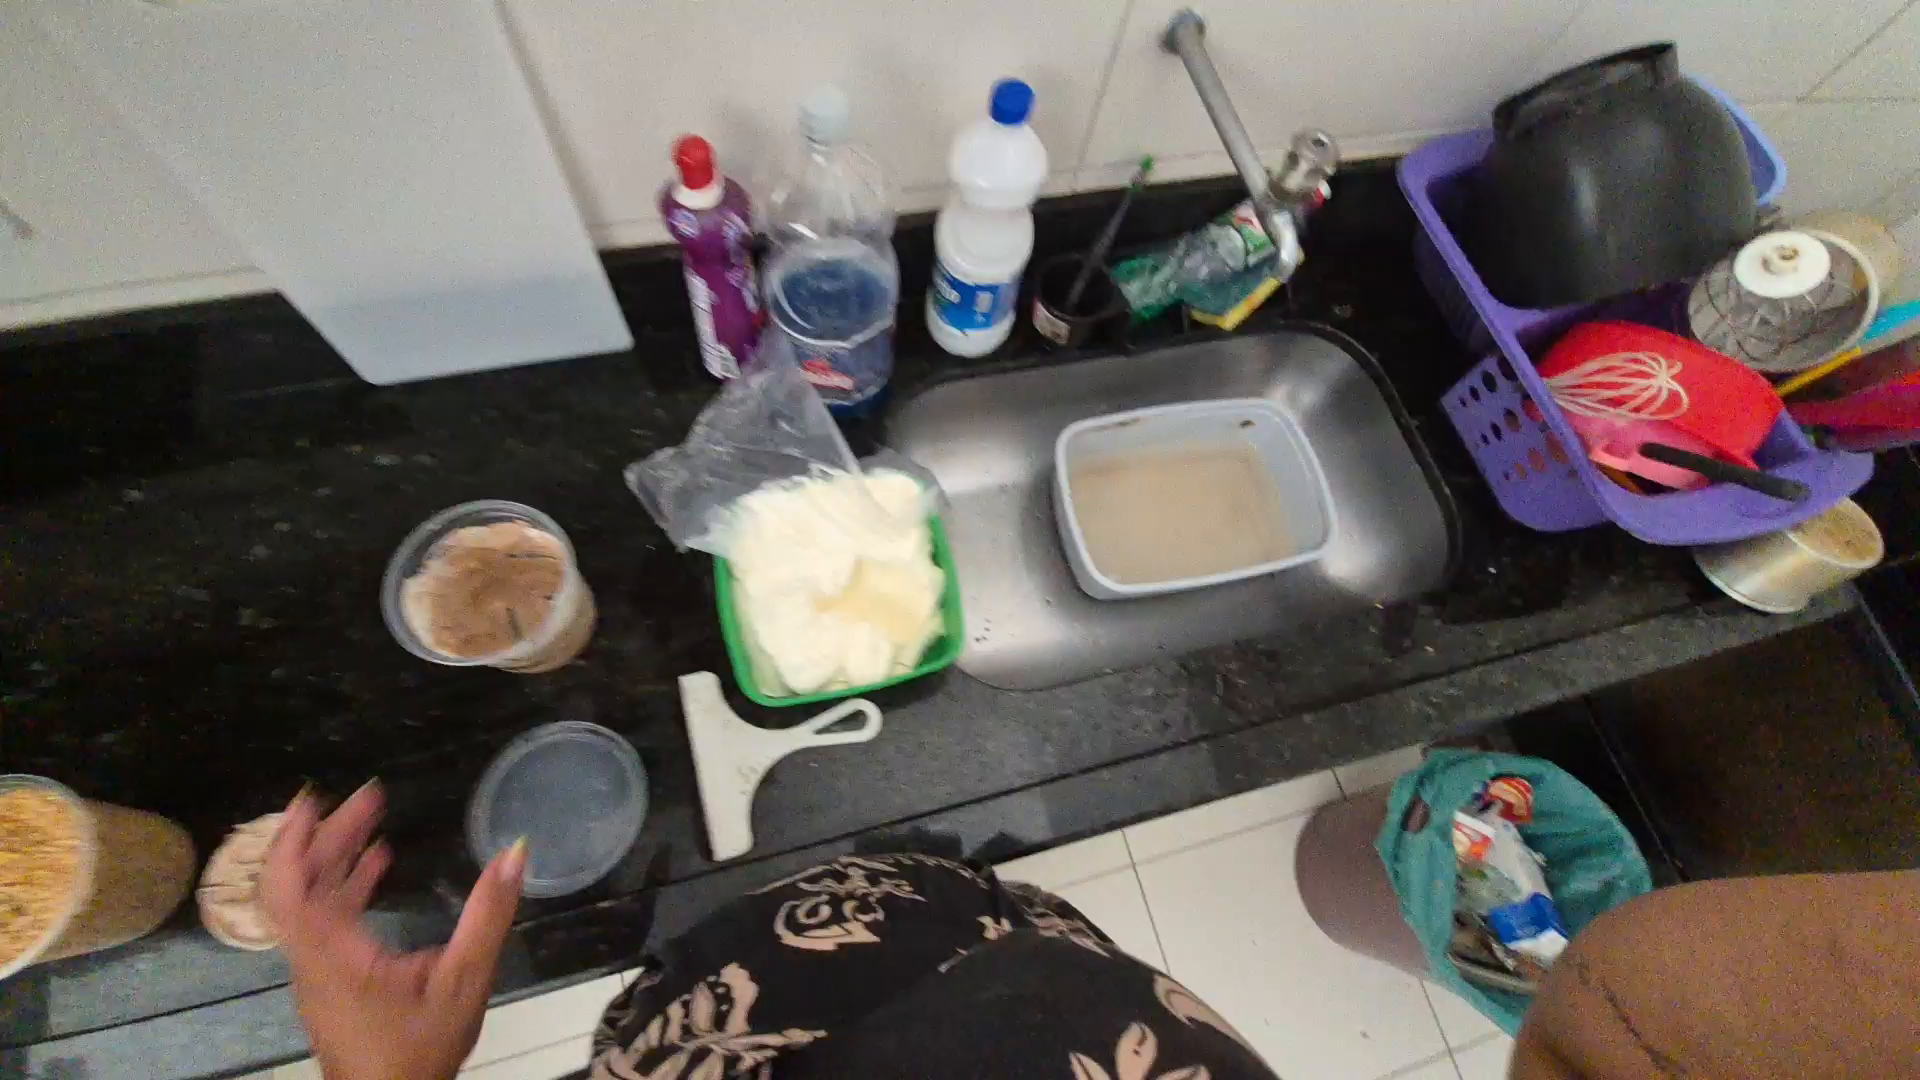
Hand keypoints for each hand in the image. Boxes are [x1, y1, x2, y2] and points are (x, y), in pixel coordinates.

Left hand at [263, 781, 526, 1079]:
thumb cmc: (421, 1047)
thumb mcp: (467, 978)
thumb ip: (490, 914)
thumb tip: (517, 850)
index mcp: (336, 957)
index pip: (292, 893)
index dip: (294, 844)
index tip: (311, 800)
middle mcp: (315, 960)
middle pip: (300, 889)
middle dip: (328, 836)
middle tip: (369, 796)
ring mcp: (321, 971)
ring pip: (311, 902)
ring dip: (337, 856)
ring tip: (374, 818)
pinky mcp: (335, 978)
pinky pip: (327, 918)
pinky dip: (347, 882)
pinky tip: (379, 862)